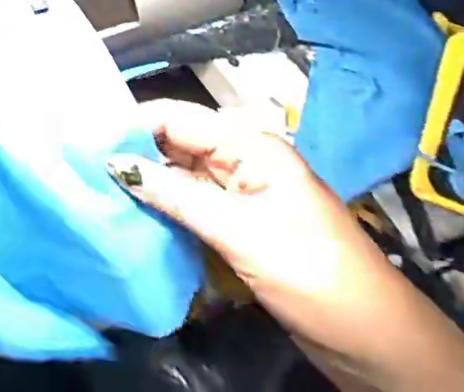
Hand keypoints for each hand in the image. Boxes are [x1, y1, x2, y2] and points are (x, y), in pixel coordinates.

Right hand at [108, 100, 379, 325]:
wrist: (377, 345)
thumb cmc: (315, 275)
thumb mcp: (241, 233)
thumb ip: (176, 196)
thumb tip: (116, 166)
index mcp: (250, 145)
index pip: (179, 118)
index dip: (134, 123)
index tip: (88, 136)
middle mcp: (241, 159)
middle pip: (176, 142)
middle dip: (134, 150)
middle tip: (85, 162)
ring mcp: (239, 192)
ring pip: (180, 172)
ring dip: (145, 178)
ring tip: (97, 184)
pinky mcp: (237, 223)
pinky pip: (189, 202)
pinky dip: (162, 204)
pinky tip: (132, 210)